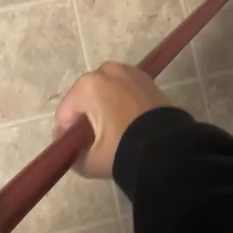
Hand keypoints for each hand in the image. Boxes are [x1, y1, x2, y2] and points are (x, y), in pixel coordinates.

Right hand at [53, 62, 168, 179]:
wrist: (167, 146)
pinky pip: (123, 89)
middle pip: (85, 98)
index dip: (66, 134)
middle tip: (96, 141)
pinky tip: (128, 121)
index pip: (65, 113)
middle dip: (86, 117)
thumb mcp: (90, 162)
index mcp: (87, 87)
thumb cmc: (123, 149)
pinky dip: (122, 101)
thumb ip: (73, 156)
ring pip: (105, 91)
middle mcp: (105, 71)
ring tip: (114, 131)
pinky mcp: (145, 78)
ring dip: (104, 106)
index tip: (76, 150)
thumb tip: (73, 152)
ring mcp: (128, 71)